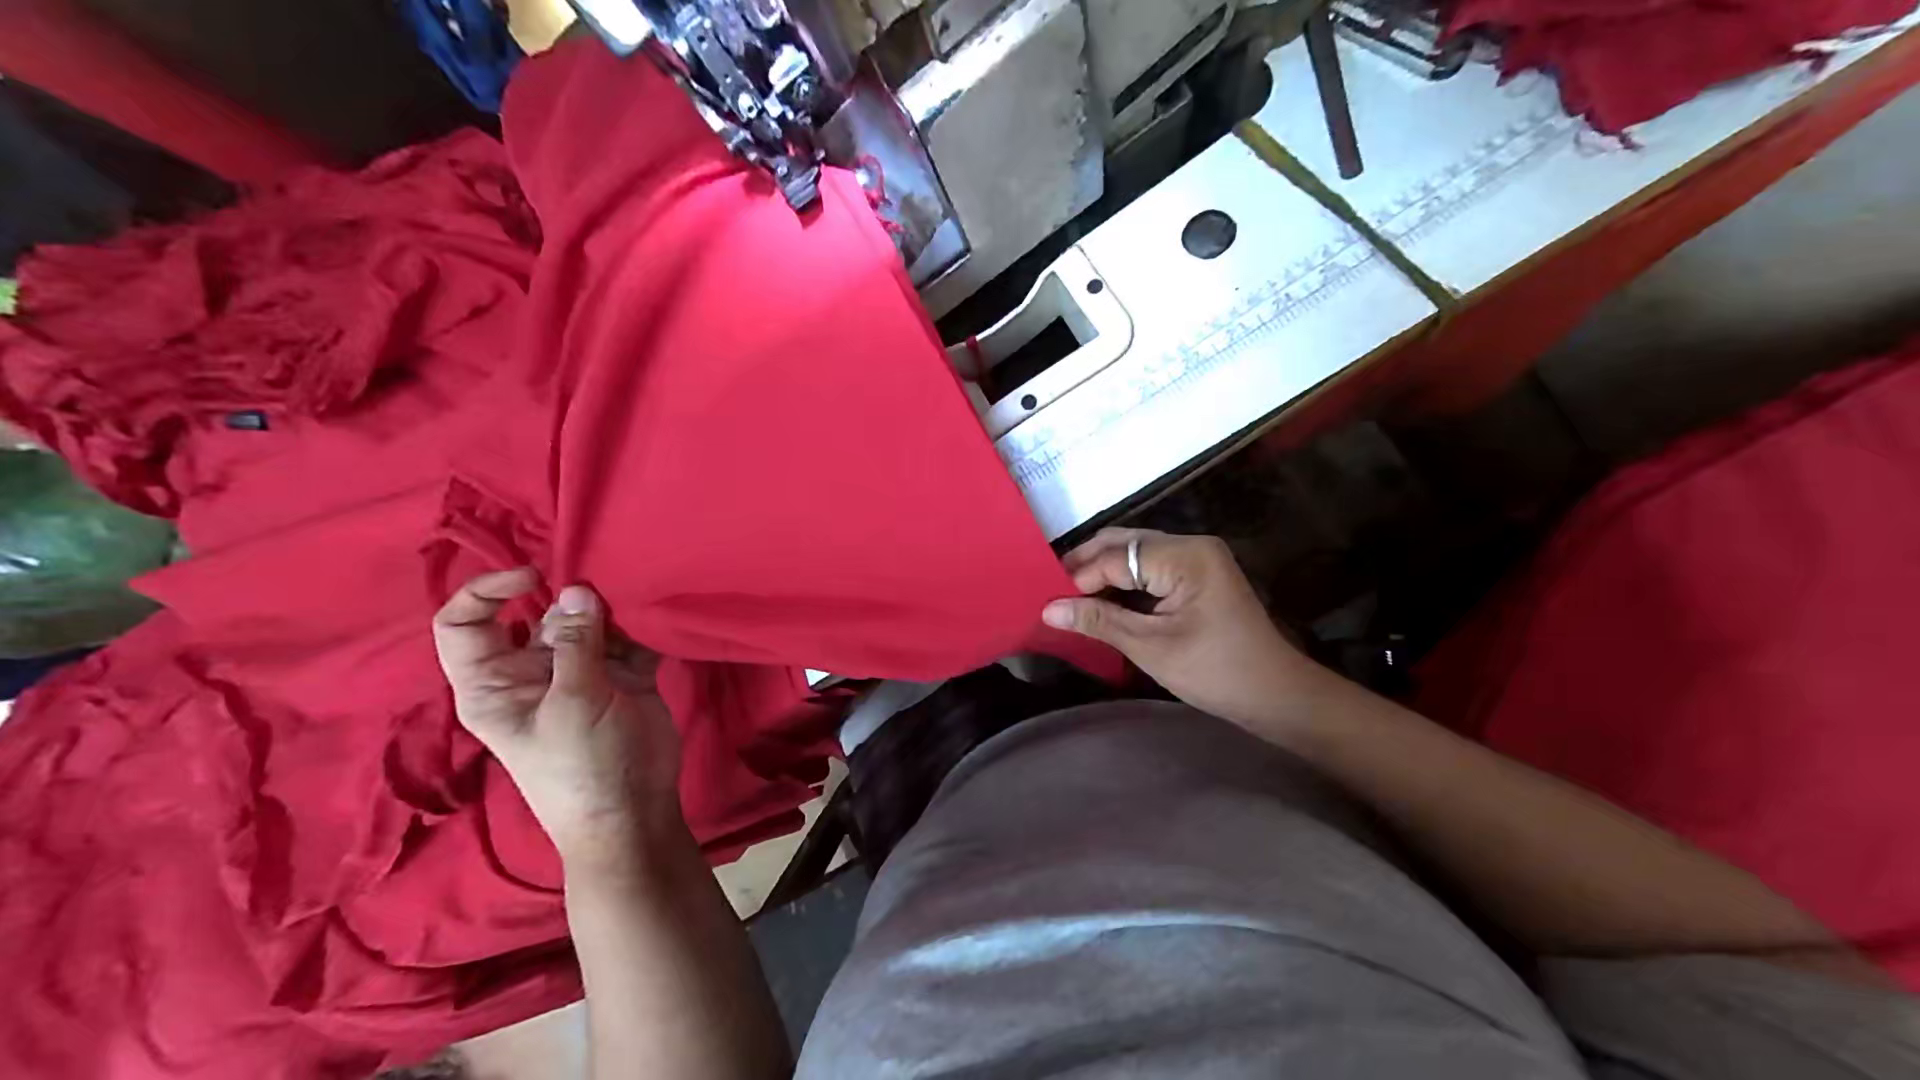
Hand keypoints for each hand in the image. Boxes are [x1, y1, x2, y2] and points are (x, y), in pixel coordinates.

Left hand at [433, 568, 684, 864]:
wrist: (635, 811)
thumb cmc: (581, 768)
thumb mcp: (571, 704)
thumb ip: (576, 644)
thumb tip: (578, 588)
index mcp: (495, 683)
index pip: (465, 625)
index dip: (487, 592)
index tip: (533, 577)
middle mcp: (534, 672)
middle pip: (542, 615)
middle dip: (572, 601)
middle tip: (606, 595)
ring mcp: (582, 673)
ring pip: (591, 622)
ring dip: (613, 611)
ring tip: (636, 611)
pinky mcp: (623, 676)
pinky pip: (629, 639)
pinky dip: (642, 629)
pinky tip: (656, 624)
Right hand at [1042, 529, 1327, 731]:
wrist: (1276, 695)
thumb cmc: (1216, 672)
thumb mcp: (1151, 647)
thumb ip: (1099, 621)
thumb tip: (1049, 609)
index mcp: (1185, 556)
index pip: (1116, 556)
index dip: (1080, 577)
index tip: (1048, 601)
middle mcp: (1191, 545)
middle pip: (1123, 543)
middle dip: (1086, 566)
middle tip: (1052, 592)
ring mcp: (1197, 558)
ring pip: (1134, 553)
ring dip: (1102, 573)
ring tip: (1069, 597)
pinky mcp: (1197, 574)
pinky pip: (1149, 568)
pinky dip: (1123, 582)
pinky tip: (1101, 600)